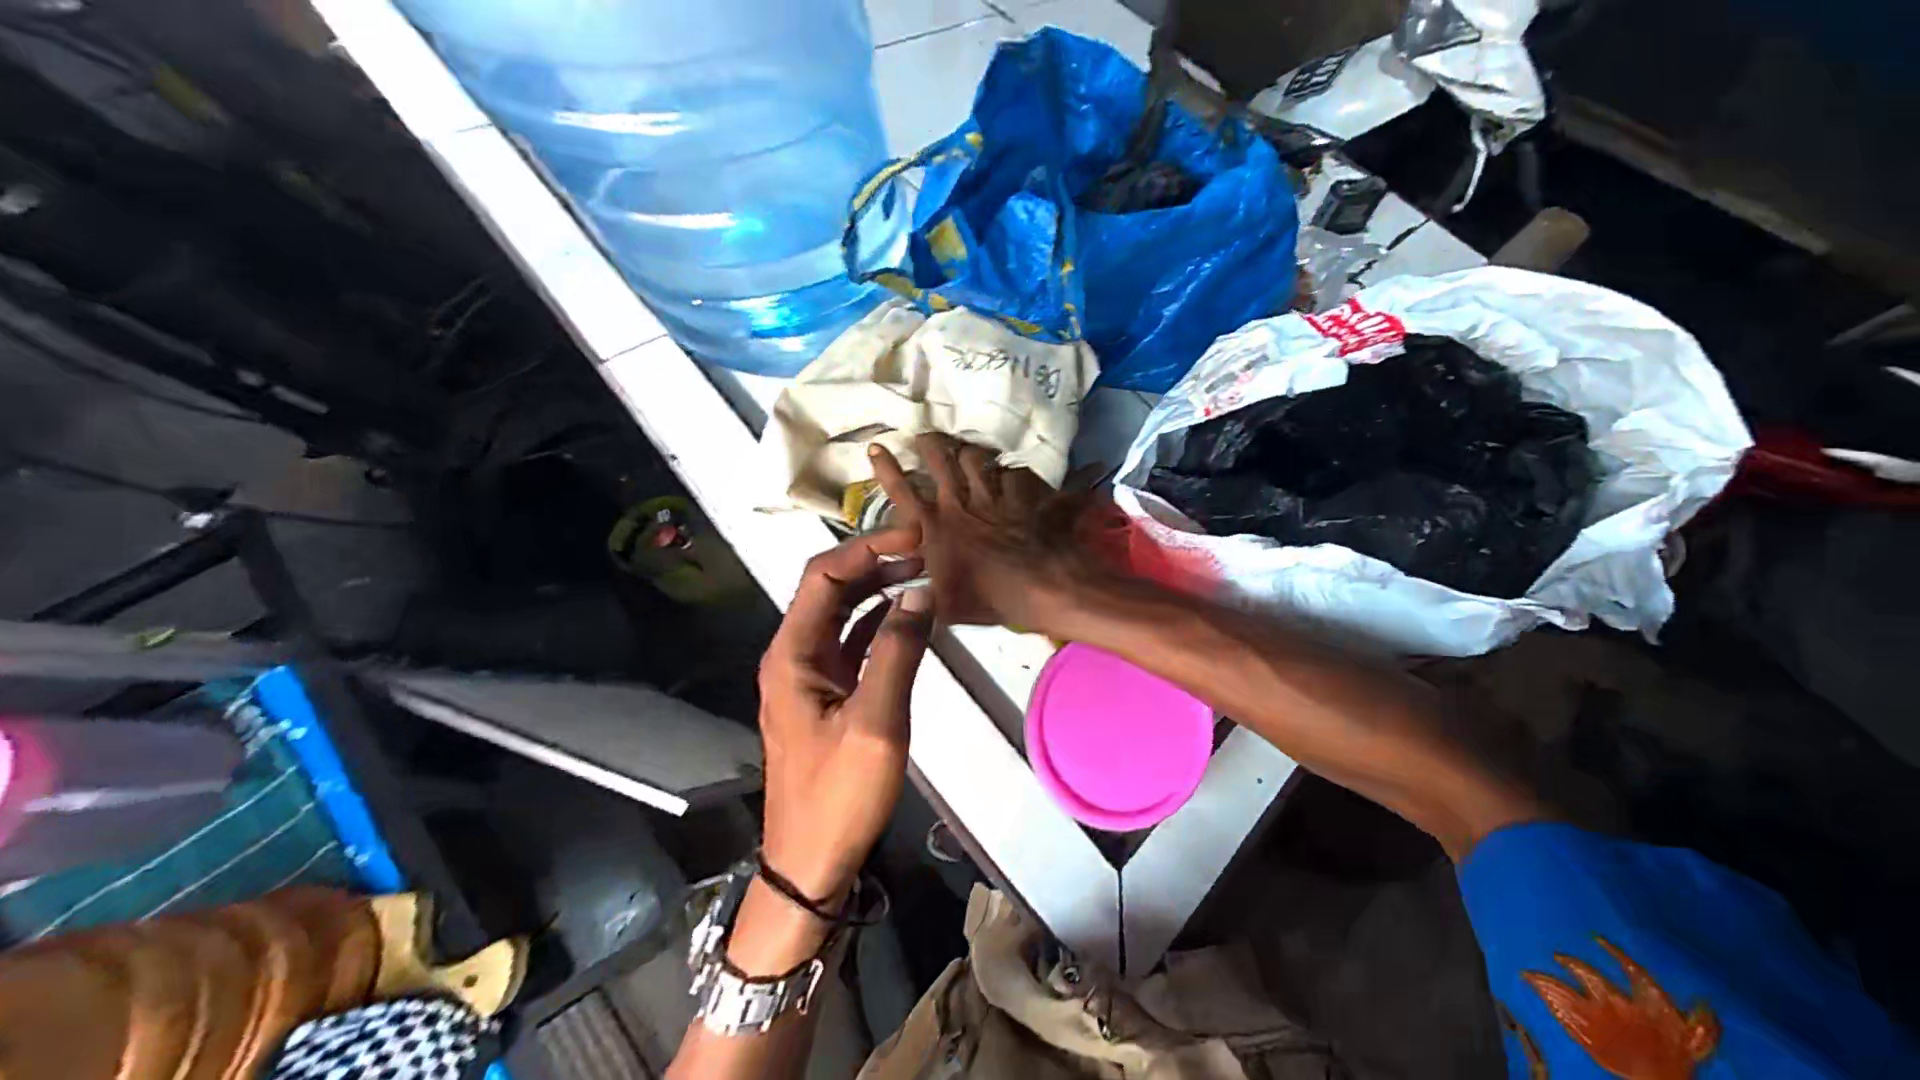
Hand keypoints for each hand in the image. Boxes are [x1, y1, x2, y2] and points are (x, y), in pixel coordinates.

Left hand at [756, 529, 932, 908]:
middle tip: (925, 548)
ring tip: (923, 571)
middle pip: (830, 589)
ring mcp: (808, 674)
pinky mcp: (825, 693)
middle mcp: (793, 654)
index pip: (823, 577)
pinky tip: (909, 615)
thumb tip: (920, 590)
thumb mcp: (876, 722)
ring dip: (877, 589)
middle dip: (874, 561)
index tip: (915, 535)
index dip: (866, 547)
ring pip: (841, 614)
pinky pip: (851, 643)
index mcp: (791, 654)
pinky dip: (879, 623)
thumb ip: (898, 652)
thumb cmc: (839, 795)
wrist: (811, 861)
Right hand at [869, 434, 1097, 629]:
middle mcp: (960, 502)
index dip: (886, 467)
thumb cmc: (990, 598)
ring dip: (968, 452)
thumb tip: (908, 593)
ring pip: (976, 458)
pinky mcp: (1024, 495)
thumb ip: (923, 593)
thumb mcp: (945, 605)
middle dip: (929, 443)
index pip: (902, 490)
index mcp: (934, 526)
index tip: (877, 446)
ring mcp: (994, 495)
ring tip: (966, 450)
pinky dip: (1008, 471)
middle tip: (924, 437)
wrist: (1042, 588)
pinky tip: (1010, 473)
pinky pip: (1013, 472)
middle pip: (940, 459)